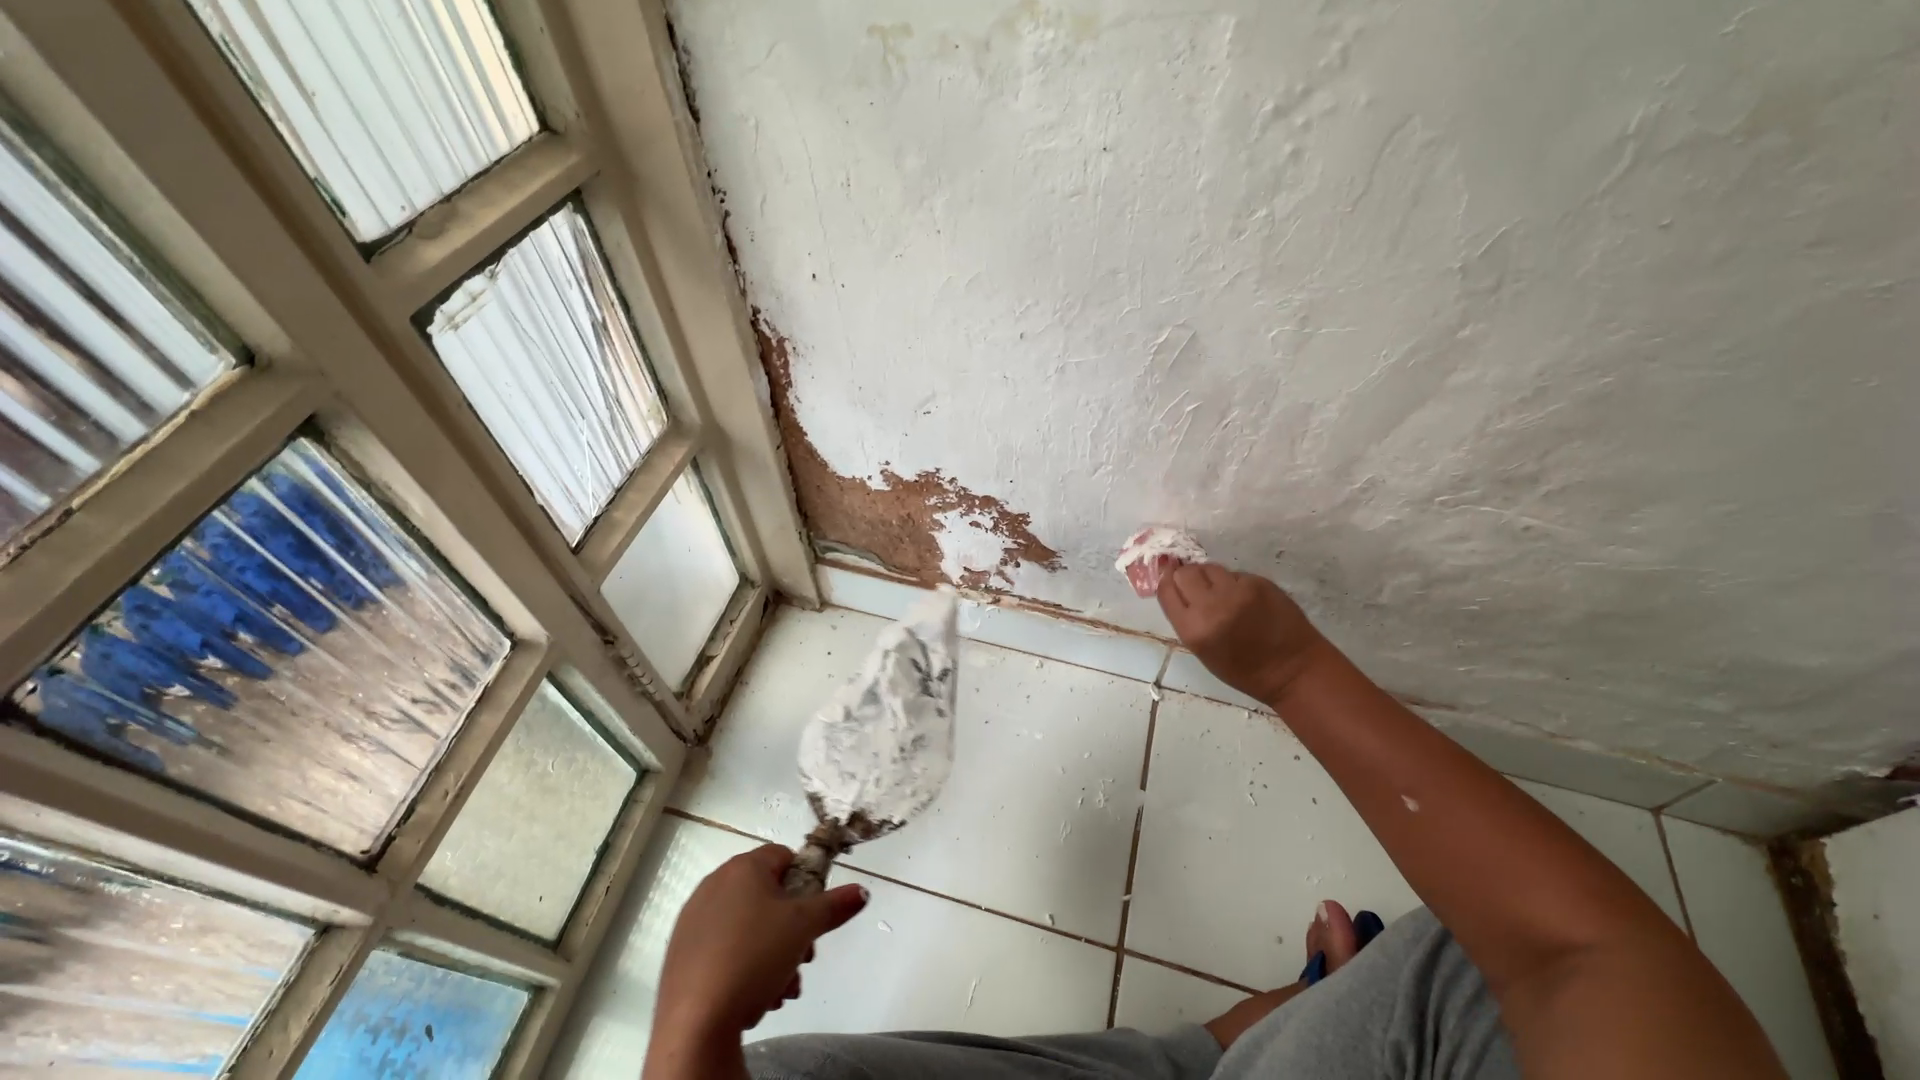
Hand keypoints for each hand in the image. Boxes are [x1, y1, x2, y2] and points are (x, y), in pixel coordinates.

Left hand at [652, 845, 868, 1041]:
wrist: (696, 1018)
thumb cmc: (755, 955)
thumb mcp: (804, 926)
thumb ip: (835, 905)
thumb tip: (861, 891)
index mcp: (743, 868)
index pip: (784, 856)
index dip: (805, 880)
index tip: (814, 913)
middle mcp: (714, 885)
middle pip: (768, 897)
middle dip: (793, 929)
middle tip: (804, 958)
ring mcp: (695, 919)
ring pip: (750, 928)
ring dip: (774, 955)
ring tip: (782, 989)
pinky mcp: (683, 953)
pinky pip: (726, 949)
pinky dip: (745, 967)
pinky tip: (755, 997)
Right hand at [1158, 564, 1331, 705]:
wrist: (1292, 669)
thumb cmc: (1243, 669)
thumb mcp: (1203, 650)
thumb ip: (1187, 618)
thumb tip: (1177, 587)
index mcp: (1194, 630)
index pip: (1167, 590)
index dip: (1167, 581)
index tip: (1171, 579)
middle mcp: (1212, 606)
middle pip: (1185, 573)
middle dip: (1188, 577)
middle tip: (1199, 589)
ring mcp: (1237, 591)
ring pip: (1210, 568)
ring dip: (1211, 578)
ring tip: (1224, 594)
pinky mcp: (1259, 582)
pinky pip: (1235, 574)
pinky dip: (1235, 583)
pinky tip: (1246, 600)